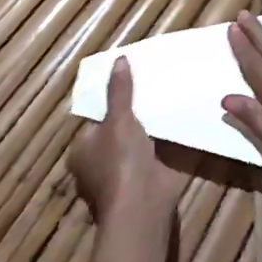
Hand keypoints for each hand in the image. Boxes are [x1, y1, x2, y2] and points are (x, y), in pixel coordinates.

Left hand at [70, 56, 188, 222]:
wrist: (143, 202)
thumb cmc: (121, 161)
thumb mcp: (119, 120)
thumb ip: (120, 92)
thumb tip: (118, 59)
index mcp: (82, 149)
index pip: (96, 118)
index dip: (113, 99)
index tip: (136, 79)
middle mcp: (97, 161)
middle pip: (117, 127)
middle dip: (135, 110)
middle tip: (158, 83)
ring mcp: (121, 170)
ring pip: (137, 138)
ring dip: (151, 124)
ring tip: (172, 95)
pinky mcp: (144, 176)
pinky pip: (153, 149)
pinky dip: (163, 138)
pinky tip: (179, 120)